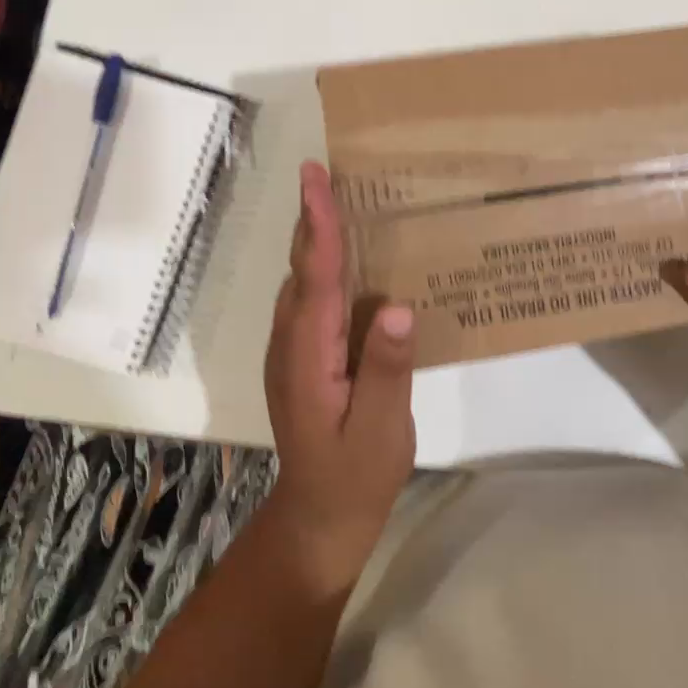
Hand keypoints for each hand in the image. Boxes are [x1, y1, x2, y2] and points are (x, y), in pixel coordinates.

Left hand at [261, 162, 417, 588]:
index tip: (316, 179)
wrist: (320, 517)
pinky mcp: (304, 359)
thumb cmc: (354, 478)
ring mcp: (293, 352)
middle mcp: (292, 344)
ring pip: (303, 282)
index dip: (319, 226)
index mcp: (308, 357)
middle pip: (302, 269)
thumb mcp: (380, 432)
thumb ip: (386, 370)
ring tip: (344, 198)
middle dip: (313, 217)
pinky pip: (312, 299)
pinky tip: (352, 259)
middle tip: (329, 170)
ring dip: (318, 237)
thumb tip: (395, 307)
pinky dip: (326, 265)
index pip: (316, 279)